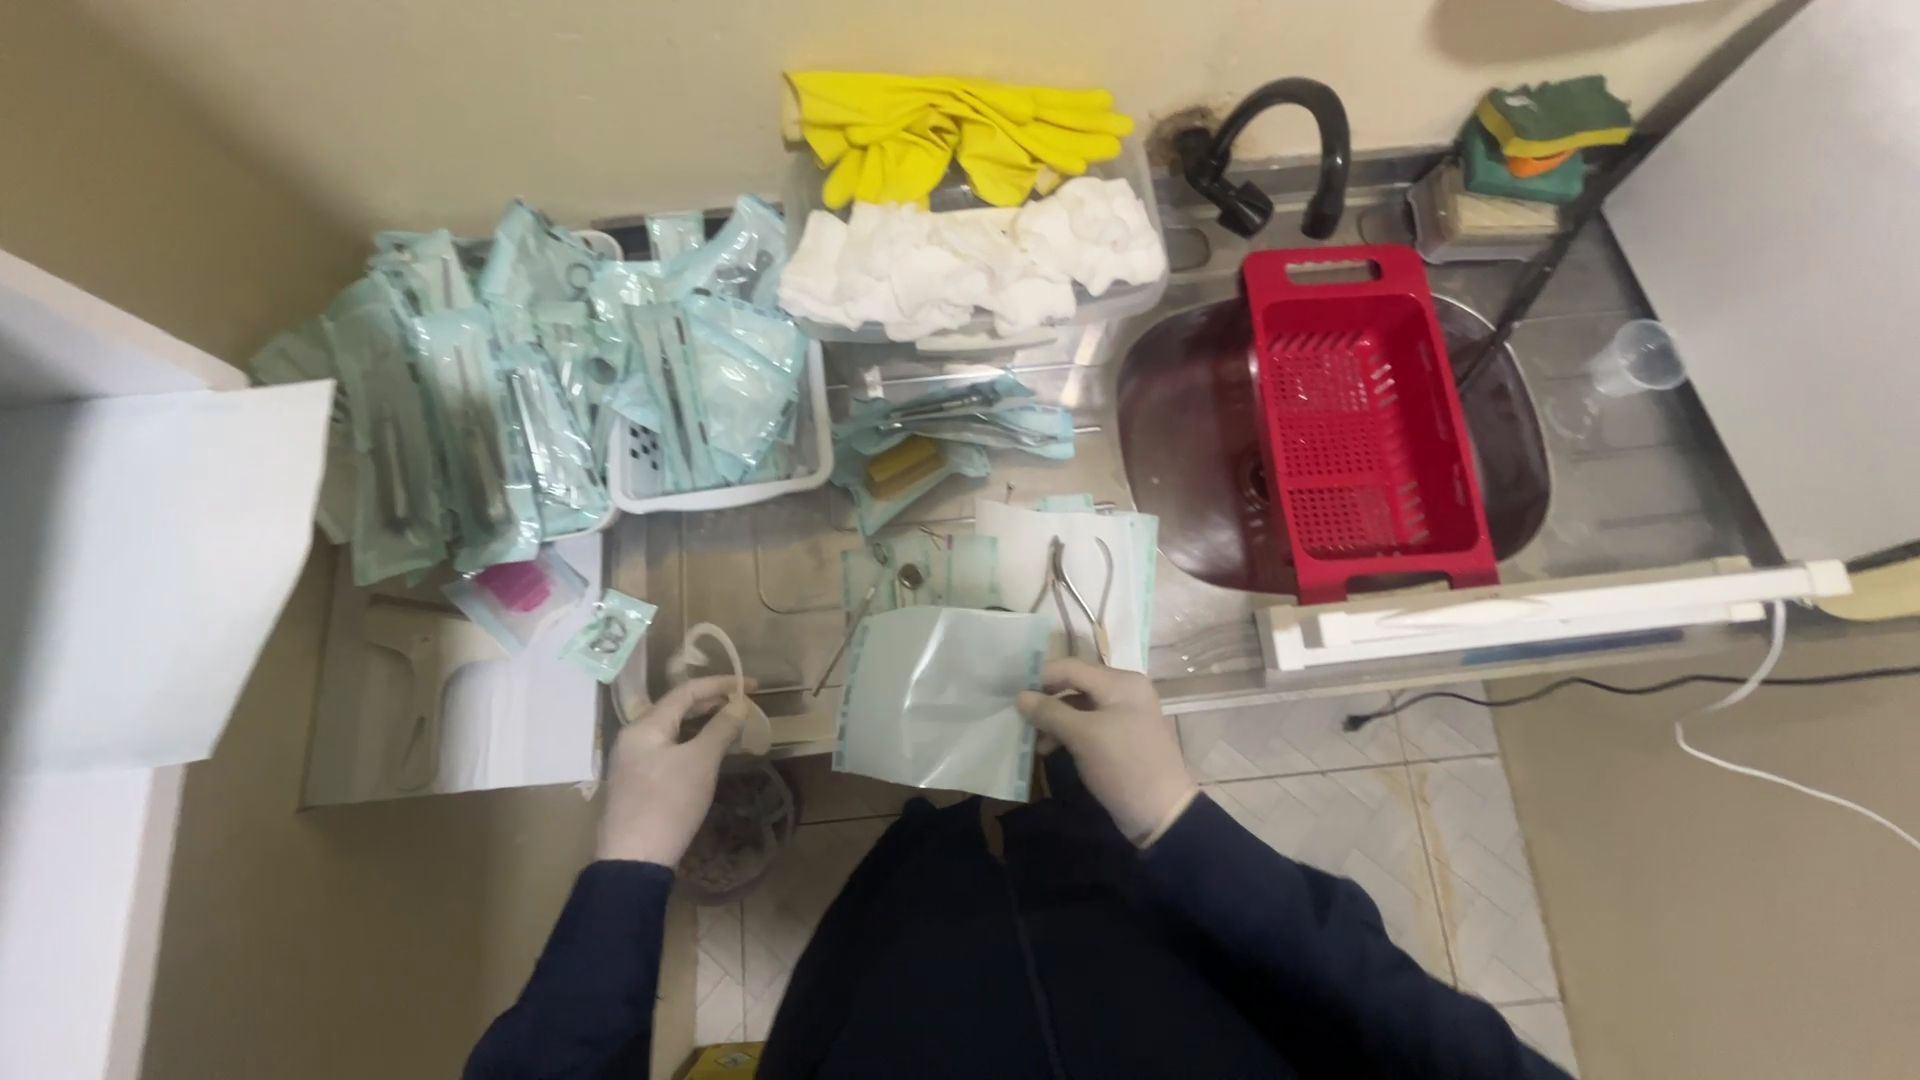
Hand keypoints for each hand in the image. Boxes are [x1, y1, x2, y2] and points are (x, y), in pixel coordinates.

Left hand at [597, 675, 751, 865]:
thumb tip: (740, 704)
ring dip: (704, 723)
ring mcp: (634, 760)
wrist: (634, 861)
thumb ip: (721, 727)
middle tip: (744, 703)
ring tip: (732, 723)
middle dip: (712, 702)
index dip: (721, 684)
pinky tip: (710, 751)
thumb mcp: (701, 762)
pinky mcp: (639, 781)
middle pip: (677, 708)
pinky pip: (670, 748)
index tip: (753, 685)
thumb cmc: (668, 804)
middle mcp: (634, 737)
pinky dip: (693, 742)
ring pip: (674, 729)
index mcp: (645, 726)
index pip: (686, 691)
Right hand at [1017, 659, 1199, 846]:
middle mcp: (1124, 690)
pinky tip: (1051, 749)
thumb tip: (1020, 696)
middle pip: (1075, 685)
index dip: (1041, 678)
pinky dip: (1068, 733)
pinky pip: (1088, 724)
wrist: (1162, 814)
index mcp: (1121, 682)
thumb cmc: (1123, 767)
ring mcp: (1124, 713)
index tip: (1013, 695)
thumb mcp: (1083, 737)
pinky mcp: (1121, 735)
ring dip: (1055, 721)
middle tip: (1021, 720)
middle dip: (1047, 702)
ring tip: (1036, 743)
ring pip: (1079, 706)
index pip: (1071, 667)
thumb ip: (1050, 712)